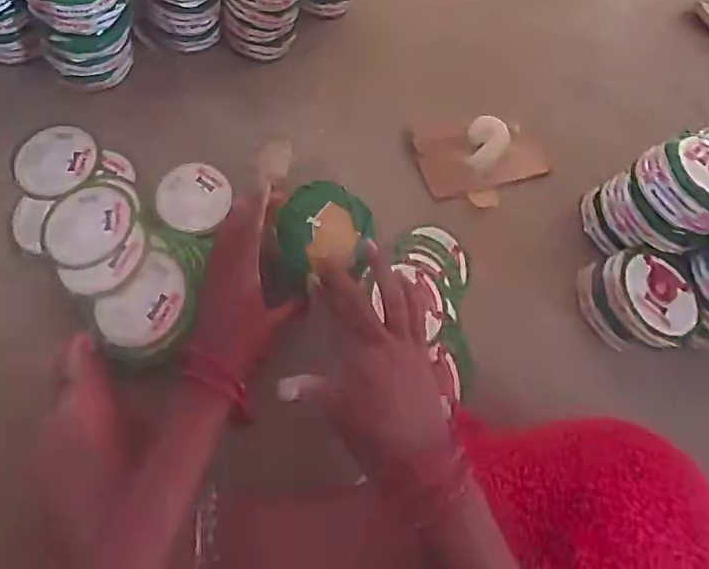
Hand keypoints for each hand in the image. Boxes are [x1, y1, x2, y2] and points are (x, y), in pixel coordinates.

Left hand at [187, 184, 301, 382]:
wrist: (209, 368)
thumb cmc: (245, 345)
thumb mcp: (276, 323)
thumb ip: (295, 302)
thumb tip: (313, 282)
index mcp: (243, 268)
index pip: (250, 225)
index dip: (260, 202)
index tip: (272, 185)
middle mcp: (225, 262)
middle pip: (235, 221)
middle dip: (253, 203)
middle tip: (275, 197)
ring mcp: (214, 268)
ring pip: (227, 231)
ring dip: (243, 216)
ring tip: (264, 210)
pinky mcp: (210, 277)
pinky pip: (223, 244)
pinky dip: (236, 232)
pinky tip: (250, 237)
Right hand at [305, 242, 455, 486]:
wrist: (423, 460)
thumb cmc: (376, 438)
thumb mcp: (340, 416)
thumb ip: (313, 393)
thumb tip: (282, 386)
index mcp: (362, 354)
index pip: (341, 313)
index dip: (328, 290)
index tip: (317, 271)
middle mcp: (387, 341)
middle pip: (370, 298)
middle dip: (357, 272)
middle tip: (350, 248)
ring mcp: (410, 345)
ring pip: (401, 300)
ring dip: (390, 274)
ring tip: (382, 254)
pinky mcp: (425, 354)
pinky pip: (421, 318)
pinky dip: (416, 298)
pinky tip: (412, 286)